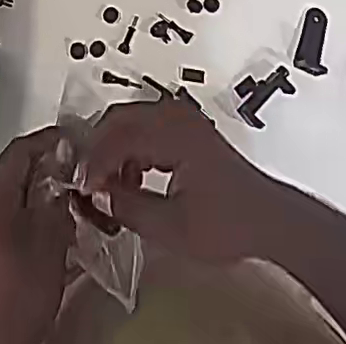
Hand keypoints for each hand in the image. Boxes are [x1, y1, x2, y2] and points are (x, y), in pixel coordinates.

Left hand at [0, 127, 76, 343]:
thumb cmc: (20, 290)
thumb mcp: (49, 237)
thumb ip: (57, 194)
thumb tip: (65, 165)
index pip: (21, 148)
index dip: (51, 139)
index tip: (78, 137)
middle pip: (17, 170)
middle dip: (51, 168)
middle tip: (81, 169)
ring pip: (16, 194)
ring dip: (44, 193)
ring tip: (75, 199)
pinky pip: (11, 216)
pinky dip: (34, 214)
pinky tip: (58, 227)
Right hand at [81, 99, 302, 263]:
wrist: (266, 220)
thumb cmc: (230, 222)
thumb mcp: (172, 227)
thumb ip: (130, 207)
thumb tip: (99, 195)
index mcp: (175, 133)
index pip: (119, 135)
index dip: (93, 161)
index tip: (79, 185)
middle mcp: (177, 118)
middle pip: (120, 118)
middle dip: (96, 149)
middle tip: (82, 180)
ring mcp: (182, 121)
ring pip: (130, 121)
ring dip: (111, 150)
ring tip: (103, 186)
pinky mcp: (185, 131)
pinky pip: (145, 129)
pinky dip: (128, 150)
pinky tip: (127, 181)